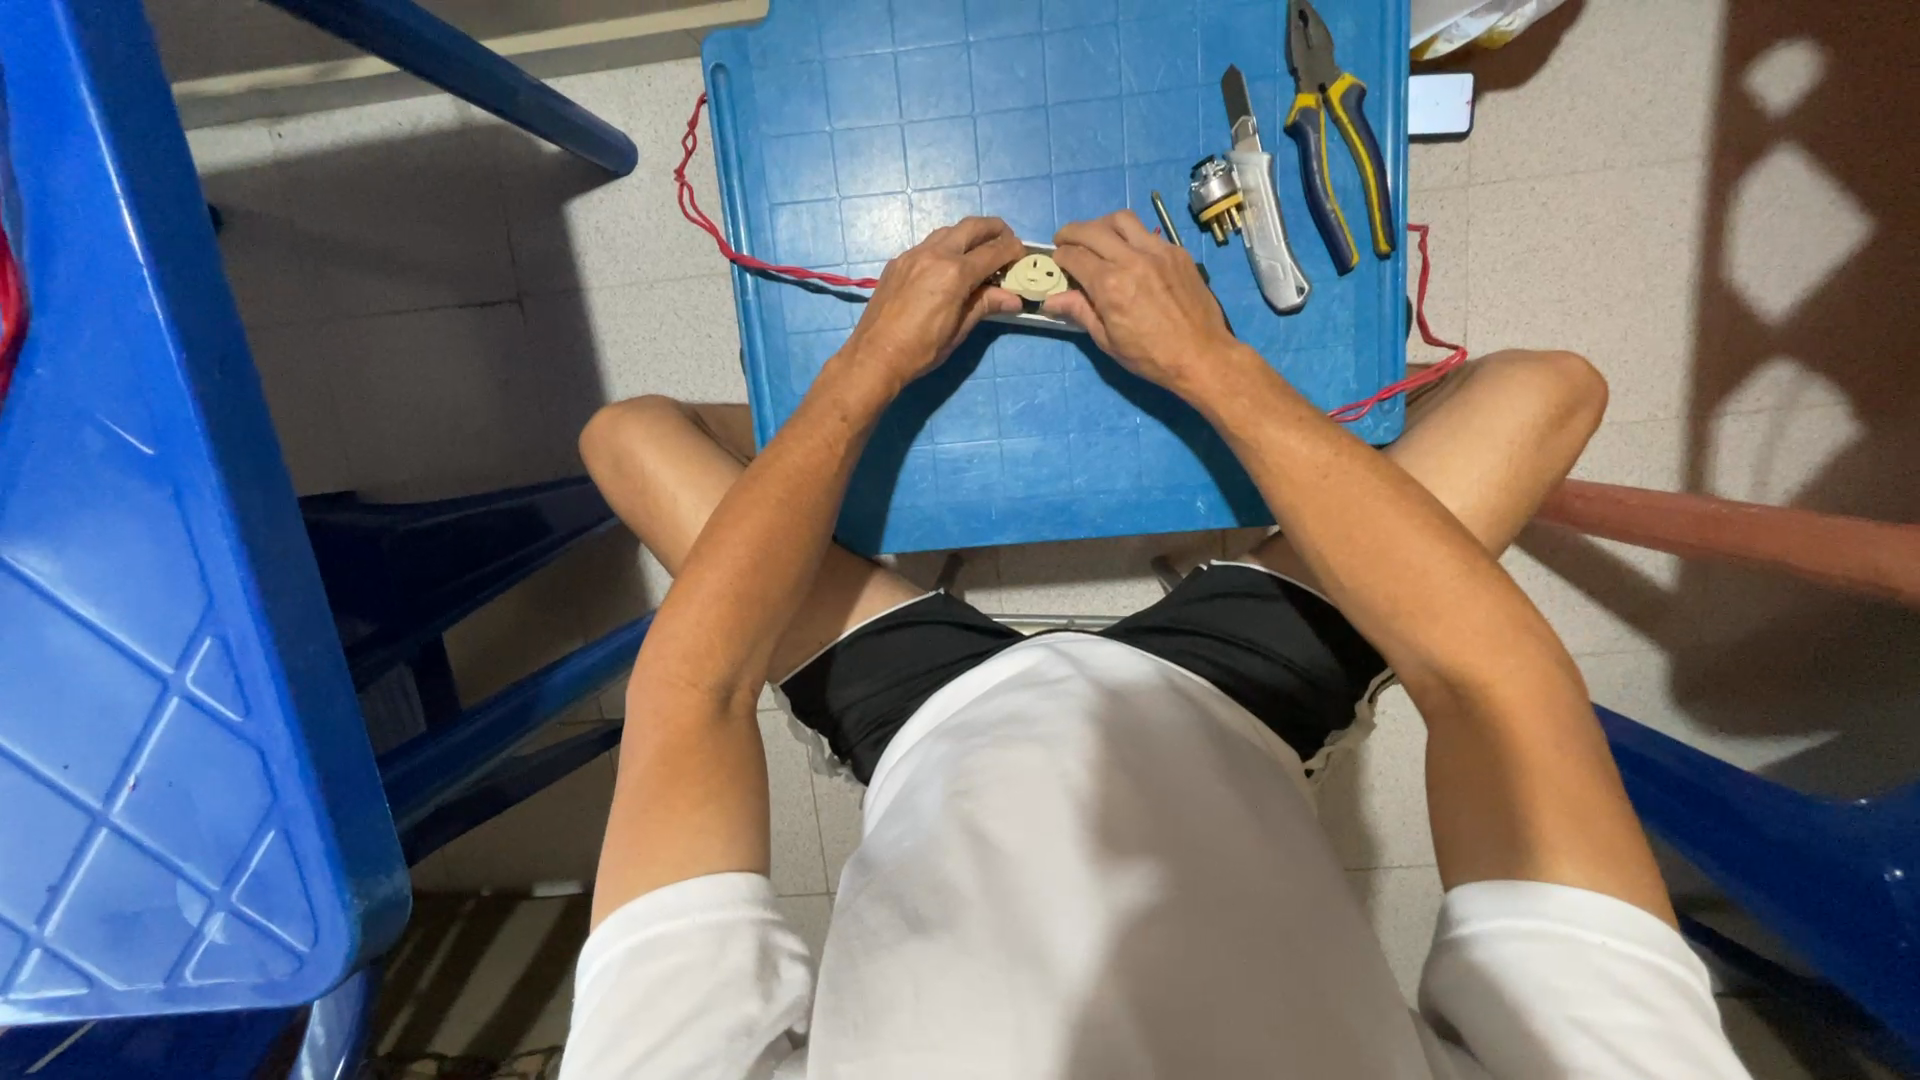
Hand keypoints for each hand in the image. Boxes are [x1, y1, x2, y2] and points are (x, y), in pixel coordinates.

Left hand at [839, 216, 1025, 389]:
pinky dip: (945, 246)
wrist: (875, 355)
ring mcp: (913, 255)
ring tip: (978, 250)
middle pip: (971, 227)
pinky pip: (928, 244)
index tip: (1022, 253)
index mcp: (955, 273)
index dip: (1012, 250)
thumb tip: (1013, 298)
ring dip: (968, 235)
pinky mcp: (898, 262)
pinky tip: (948, 264)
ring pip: (947, 232)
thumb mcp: (959, 330)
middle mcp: (935, 254)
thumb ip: (985, 305)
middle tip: (1006, 240)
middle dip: (994, 229)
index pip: (993, 252)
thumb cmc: (921, 350)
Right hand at [1043, 212, 1245, 396]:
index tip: (1056, 260)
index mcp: (1110, 285)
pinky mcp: (1177, 252)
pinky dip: (1131, 236)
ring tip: (1096, 237)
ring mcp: (1158, 251)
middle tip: (1064, 240)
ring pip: (1122, 220)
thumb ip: (1080, 311)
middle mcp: (1132, 259)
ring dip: (1102, 224)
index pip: (1075, 256)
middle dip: (1072, 232)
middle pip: (1093, 230)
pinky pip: (1148, 233)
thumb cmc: (1150, 356)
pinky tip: (1129, 252)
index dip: (1060, 256)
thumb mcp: (1108, 340)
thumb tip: (1051, 300)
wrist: (1201, 354)